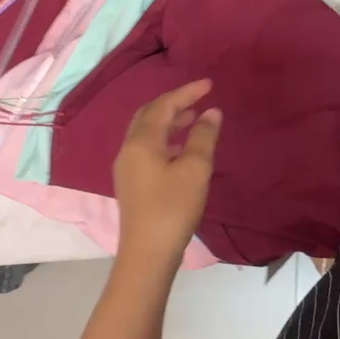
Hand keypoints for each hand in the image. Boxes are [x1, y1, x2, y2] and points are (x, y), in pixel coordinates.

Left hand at [113, 79, 219, 266]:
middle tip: (198, 98)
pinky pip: (147, 147)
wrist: (148, 252)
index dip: (186, 92)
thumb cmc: (173, 207)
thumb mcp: (196, 169)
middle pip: (149, 115)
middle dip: (173, 103)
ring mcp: (128, 167)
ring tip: (194, 119)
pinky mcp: (132, 183)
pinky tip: (181, 147)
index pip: (164, 106)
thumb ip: (203, 136)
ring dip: (169, 120)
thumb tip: (211, 113)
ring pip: (146, 132)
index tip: (209, 85)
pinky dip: (165, 137)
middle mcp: (129, 150)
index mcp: (142, 142)